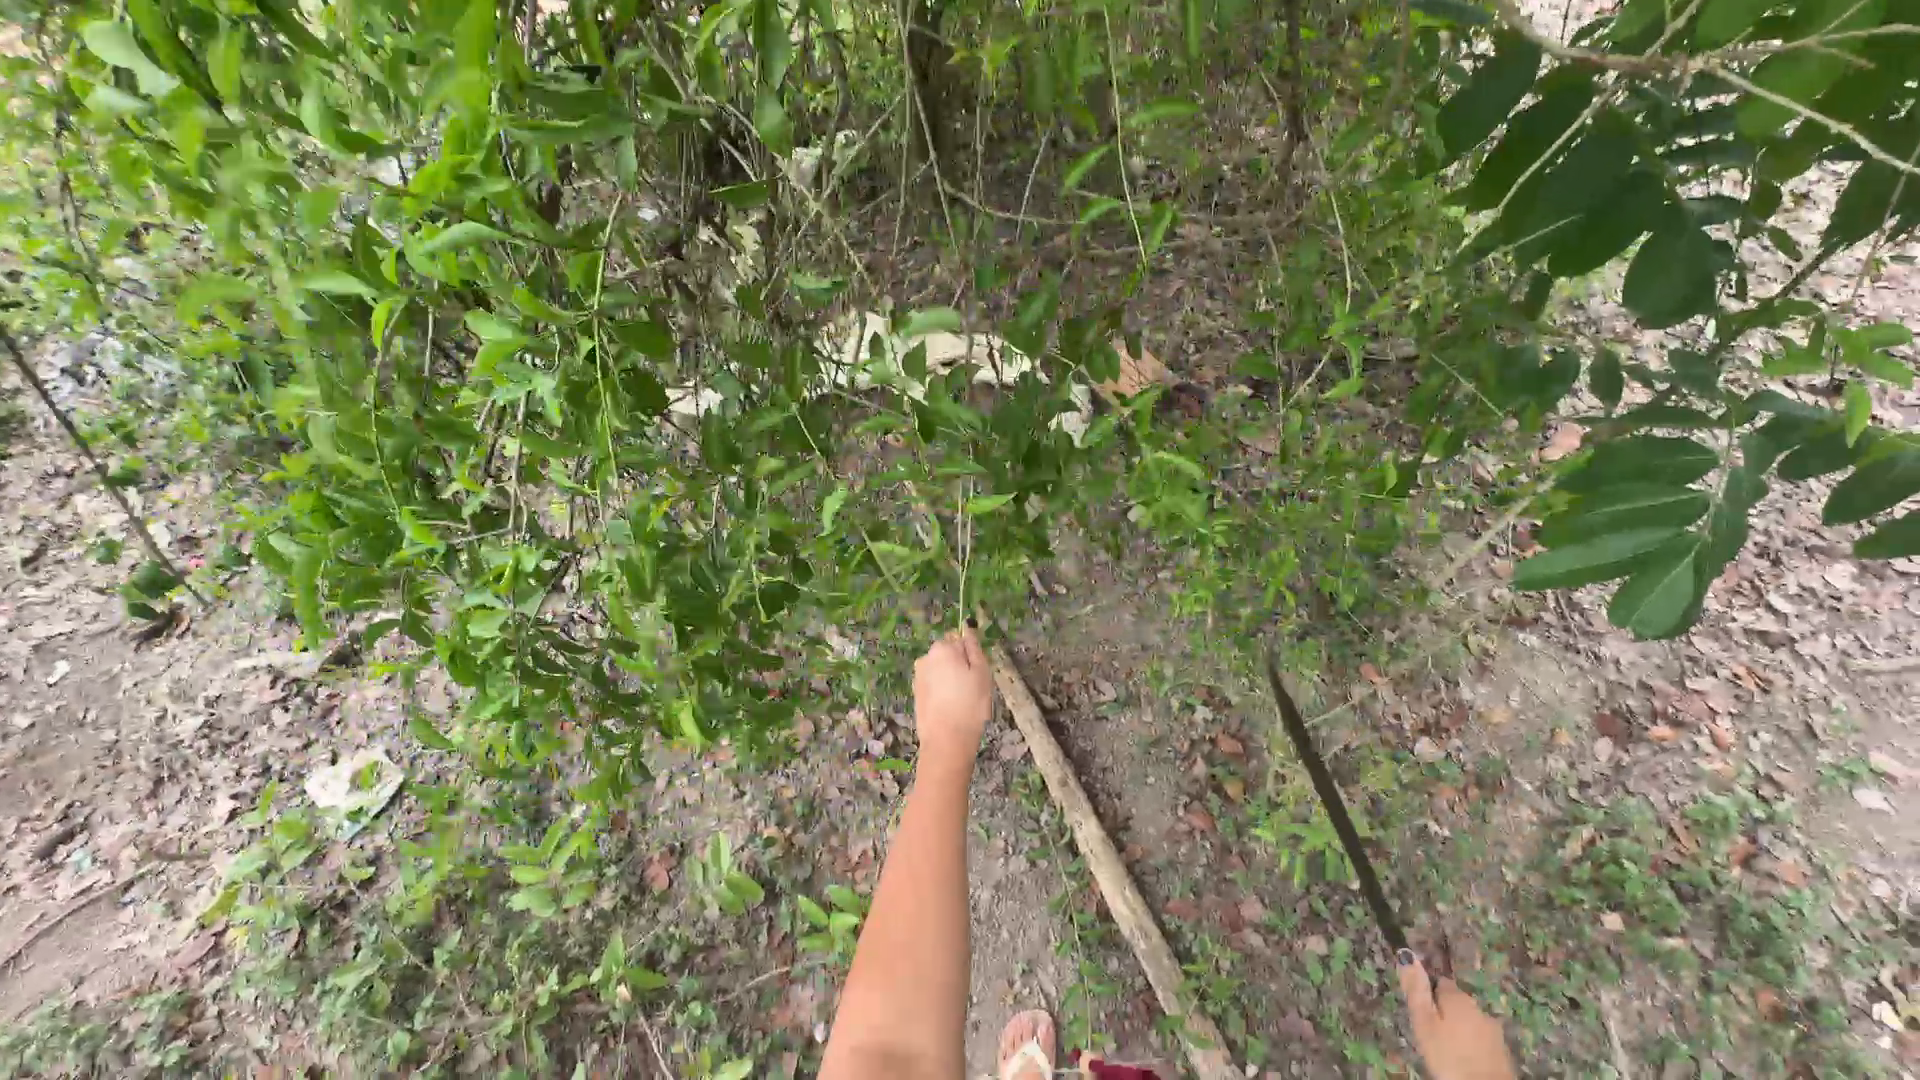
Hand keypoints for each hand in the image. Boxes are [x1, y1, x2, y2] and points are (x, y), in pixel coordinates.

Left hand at [912, 624, 993, 765]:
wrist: (947, 740)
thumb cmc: (970, 704)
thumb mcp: (981, 672)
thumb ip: (974, 648)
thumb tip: (967, 629)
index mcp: (942, 649)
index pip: (959, 639)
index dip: (970, 655)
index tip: (977, 673)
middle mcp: (925, 658)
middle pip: (947, 654)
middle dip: (959, 665)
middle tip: (972, 687)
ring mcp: (918, 676)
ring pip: (940, 670)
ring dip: (950, 678)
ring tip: (961, 700)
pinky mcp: (916, 693)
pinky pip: (933, 684)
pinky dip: (941, 691)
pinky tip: (950, 707)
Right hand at [1397, 952, 1516, 1079]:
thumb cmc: (1448, 1055)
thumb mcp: (1424, 1022)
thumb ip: (1416, 990)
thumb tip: (1407, 955)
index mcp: (1457, 996)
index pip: (1439, 981)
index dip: (1428, 993)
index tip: (1421, 1011)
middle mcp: (1478, 1006)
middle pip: (1456, 1001)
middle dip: (1444, 1011)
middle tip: (1431, 1031)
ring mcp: (1493, 1028)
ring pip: (1469, 1019)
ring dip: (1459, 1027)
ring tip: (1447, 1045)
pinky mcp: (1502, 1048)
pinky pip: (1480, 1037)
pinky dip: (1471, 1041)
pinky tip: (1464, 1054)